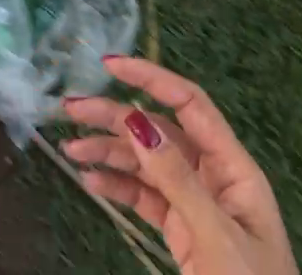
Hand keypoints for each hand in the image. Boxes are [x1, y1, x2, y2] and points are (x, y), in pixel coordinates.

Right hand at [63, 56, 295, 274]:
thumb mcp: (215, 234)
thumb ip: (176, 178)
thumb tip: (137, 119)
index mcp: (233, 168)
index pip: (189, 105)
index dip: (151, 78)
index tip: (108, 66)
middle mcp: (212, 176)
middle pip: (157, 130)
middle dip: (113, 117)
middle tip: (68, 109)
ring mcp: (194, 201)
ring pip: (144, 161)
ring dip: (107, 152)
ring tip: (70, 151)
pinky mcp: (180, 227)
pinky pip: (142, 193)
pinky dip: (115, 185)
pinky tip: (90, 182)